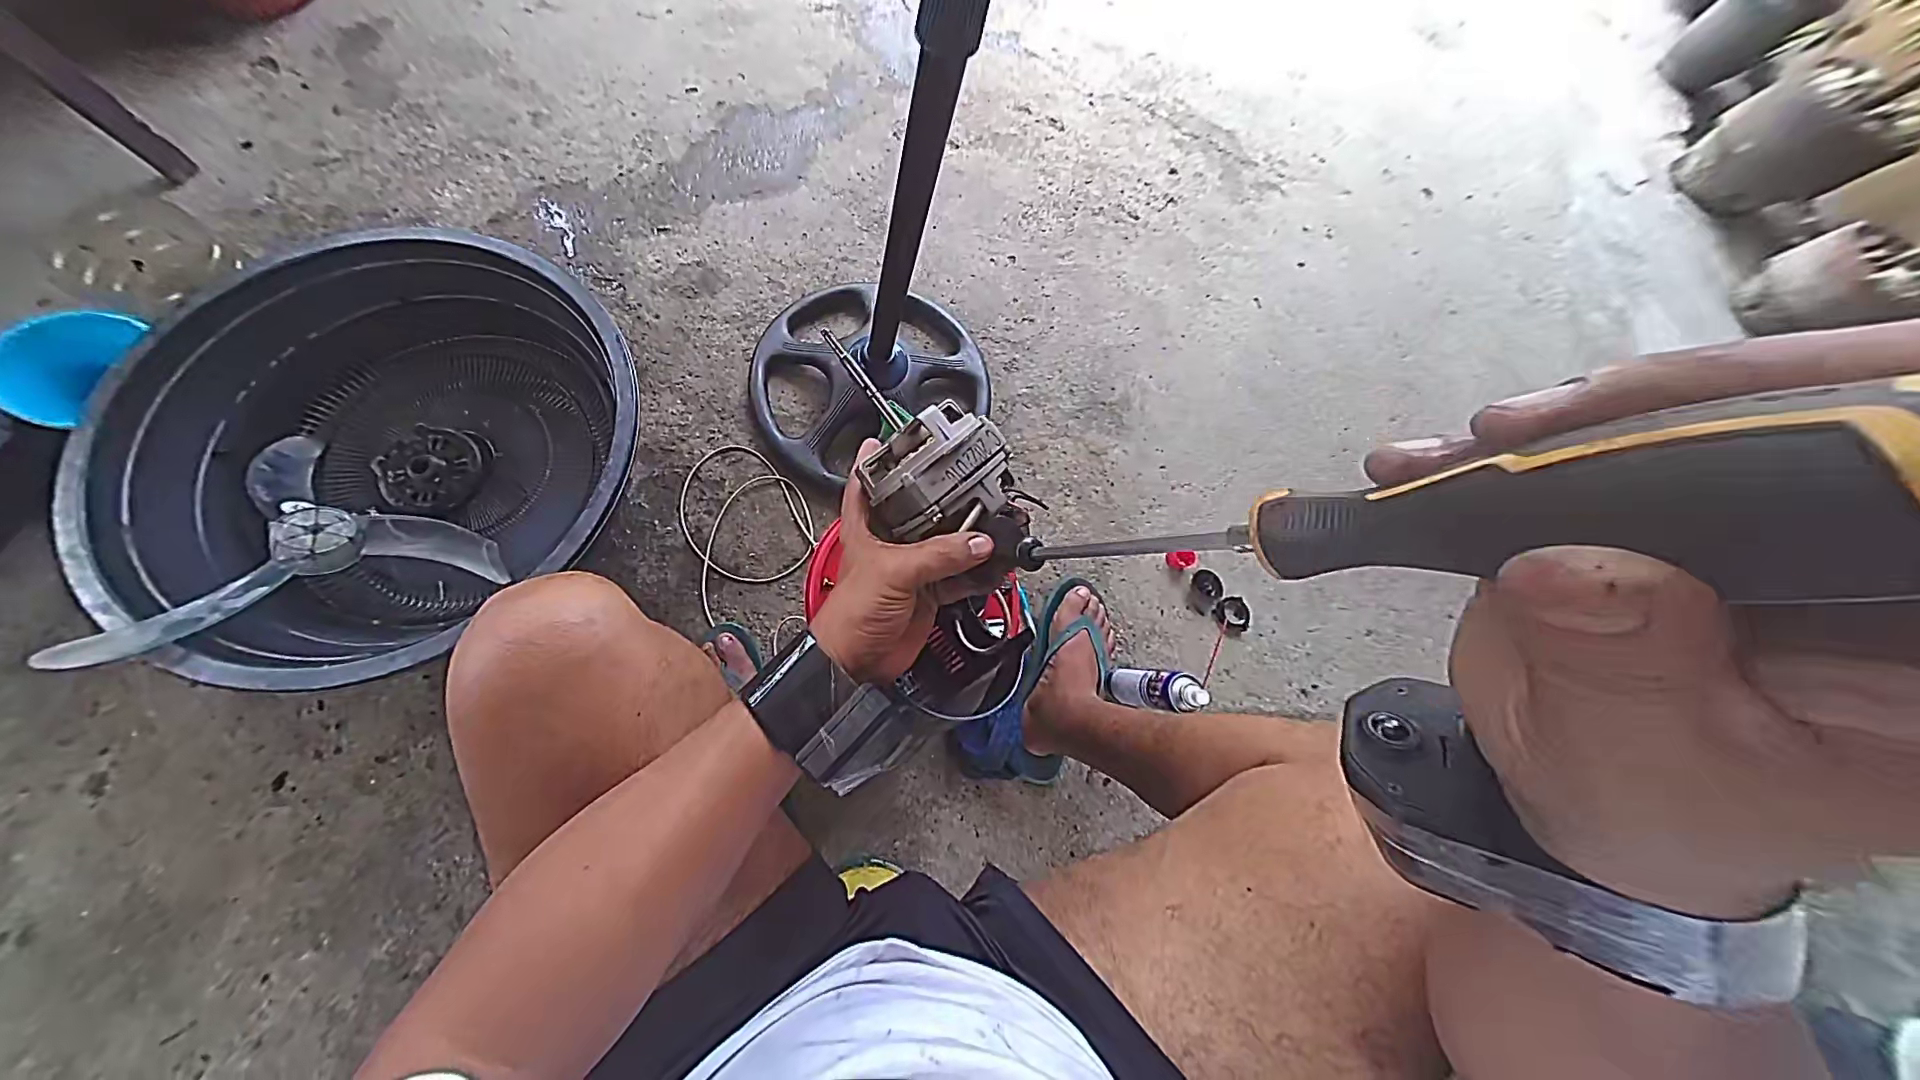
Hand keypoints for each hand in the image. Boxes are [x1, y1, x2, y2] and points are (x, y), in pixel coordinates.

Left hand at [810, 440, 996, 682]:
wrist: (857, 663)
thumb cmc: (850, 614)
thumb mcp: (893, 572)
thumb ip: (937, 555)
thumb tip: (978, 541)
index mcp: (866, 527)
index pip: (868, 482)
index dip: (880, 458)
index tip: (899, 437)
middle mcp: (889, 542)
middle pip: (919, 510)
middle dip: (945, 499)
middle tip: (970, 482)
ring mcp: (912, 567)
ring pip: (946, 543)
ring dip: (969, 537)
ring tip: (994, 523)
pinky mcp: (928, 592)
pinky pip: (960, 575)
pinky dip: (978, 571)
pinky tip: (994, 564)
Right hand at [1371, 323, 1919, 918]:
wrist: (1583, 777)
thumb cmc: (1645, 799)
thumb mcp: (1639, 757)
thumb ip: (1621, 671)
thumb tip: (1559, 567)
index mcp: (1916, 619)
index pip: (1909, 472)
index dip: (1816, 419)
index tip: (1656, 430)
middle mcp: (1858, 542)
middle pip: (1810, 412)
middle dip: (1654, 409)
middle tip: (1517, 433)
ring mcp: (1755, 511)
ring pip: (1697, 409)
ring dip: (1565, 420)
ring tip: (1462, 448)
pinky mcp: (1659, 495)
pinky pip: (1610, 435)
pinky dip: (1520, 441)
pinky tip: (1443, 459)